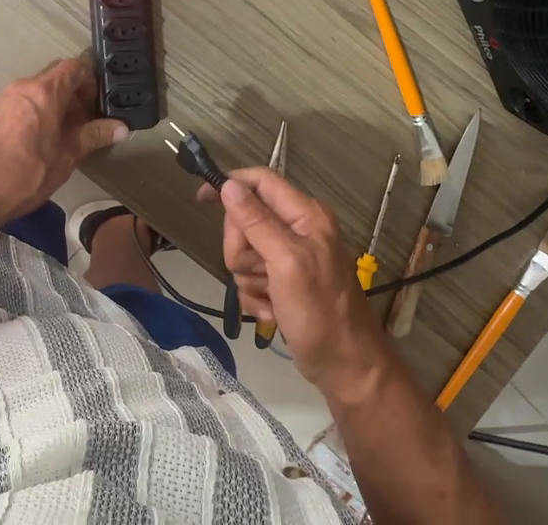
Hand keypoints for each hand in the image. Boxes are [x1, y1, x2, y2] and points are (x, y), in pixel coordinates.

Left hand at [0, 59, 127, 236]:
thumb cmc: (24, 174)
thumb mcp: (66, 157)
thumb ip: (93, 136)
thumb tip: (121, 127)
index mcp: (45, 92)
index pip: (74, 67)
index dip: (90, 83)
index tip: (95, 107)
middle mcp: (21, 87)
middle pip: (53, 78)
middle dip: (72, 97)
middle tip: (81, 125)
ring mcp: (1, 98)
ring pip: (34, 92)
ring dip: (51, 106)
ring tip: (59, 137)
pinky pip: (17, 104)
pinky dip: (31, 114)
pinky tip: (33, 142)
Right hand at [202, 170, 388, 391]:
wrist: (345, 367)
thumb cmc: (320, 312)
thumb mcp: (287, 262)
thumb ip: (257, 222)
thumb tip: (229, 185)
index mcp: (305, 215)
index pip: (260, 181)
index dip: (231, 184)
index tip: (202, 198)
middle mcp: (297, 230)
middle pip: (245, 220)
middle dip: (242, 250)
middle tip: (260, 271)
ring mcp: (288, 258)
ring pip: (243, 253)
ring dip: (249, 279)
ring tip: (273, 297)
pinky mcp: (281, 283)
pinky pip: (249, 278)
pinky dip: (255, 296)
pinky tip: (273, 311)